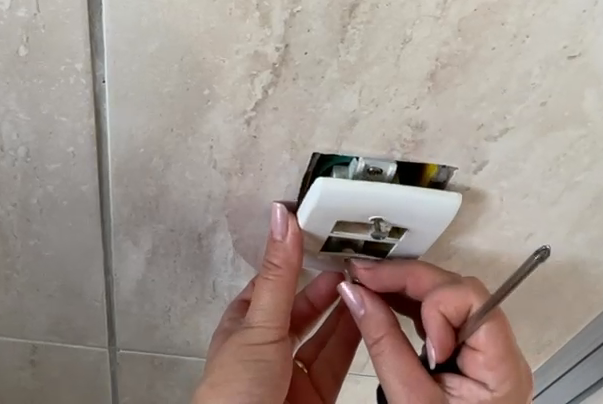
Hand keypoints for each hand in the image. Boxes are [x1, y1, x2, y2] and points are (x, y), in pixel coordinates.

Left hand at [193, 202, 362, 403]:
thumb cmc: (234, 393)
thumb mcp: (258, 324)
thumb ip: (279, 274)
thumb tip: (281, 216)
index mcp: (244, 324)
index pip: (275, 281)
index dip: (298, 259)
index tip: (324, 236)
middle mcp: (268, 348)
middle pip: (303, 309)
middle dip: (327, 287)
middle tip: (356, 263)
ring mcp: (292, 376)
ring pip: (324, 336)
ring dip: (345, 312)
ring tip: (368, 286)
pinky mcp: (315, 399)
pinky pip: (337, 364)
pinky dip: (353, 343)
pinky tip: (368, 322)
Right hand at [336, 260, 533, 403]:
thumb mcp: (410, 401)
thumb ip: (384, 341)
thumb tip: (354, 291)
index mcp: (500, 366)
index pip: (470, 297)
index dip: (434, 300)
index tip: (406, 322)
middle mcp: (499, 352)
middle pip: (456, 290)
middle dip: (407, 280)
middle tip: (362, 276)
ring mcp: (484, 354)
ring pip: (446, 298)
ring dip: (404, 288)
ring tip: (366, 286)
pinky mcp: (468, 358)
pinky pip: (441, 316)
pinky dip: (410, 306)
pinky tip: (384, 303)